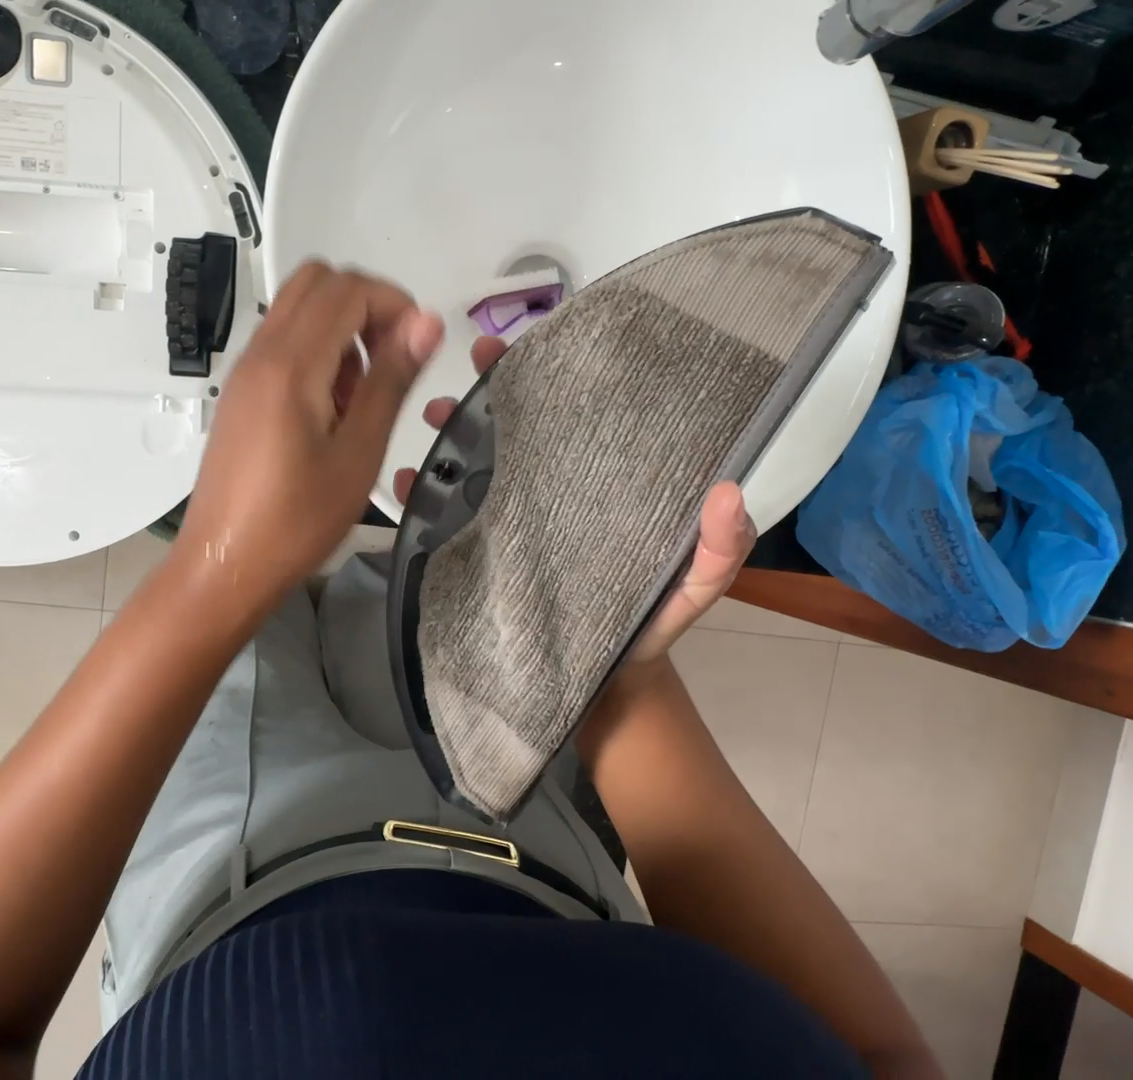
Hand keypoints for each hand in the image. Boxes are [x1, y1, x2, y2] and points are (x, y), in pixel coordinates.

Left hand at [174, 262, 444, 617]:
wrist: (225, 565)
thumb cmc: (296, 522)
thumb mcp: (358, 454)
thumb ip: (392, 381)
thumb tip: (425, 322)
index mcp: (290, 365)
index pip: (347, 288)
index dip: (394, 302)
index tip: (419, 345)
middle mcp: (260, 354)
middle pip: (317, 281)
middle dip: (365, 305)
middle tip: (391, 360)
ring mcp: (244, 372)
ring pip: (297, 310)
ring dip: (340, 329)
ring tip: (362, 395)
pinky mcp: (239, 394)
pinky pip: (281, 344)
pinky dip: (315, 352)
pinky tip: (332, 411)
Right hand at [394, 335, 756, 663]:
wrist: (603, 682)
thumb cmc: (649, 627)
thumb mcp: (693, 588)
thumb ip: (716, 550)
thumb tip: (727, 492)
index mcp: (597, 486)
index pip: (571, 419)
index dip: (542, 378)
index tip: (513, 349)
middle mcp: (551, 493)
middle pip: (511, 432)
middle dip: (480, 397)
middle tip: (460, 381)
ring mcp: (513, 523)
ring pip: (473, 466)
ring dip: (447, 437)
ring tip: (430, 421)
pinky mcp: (485, 557)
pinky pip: (448, 520)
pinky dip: (422, 499)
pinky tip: (405, 486)